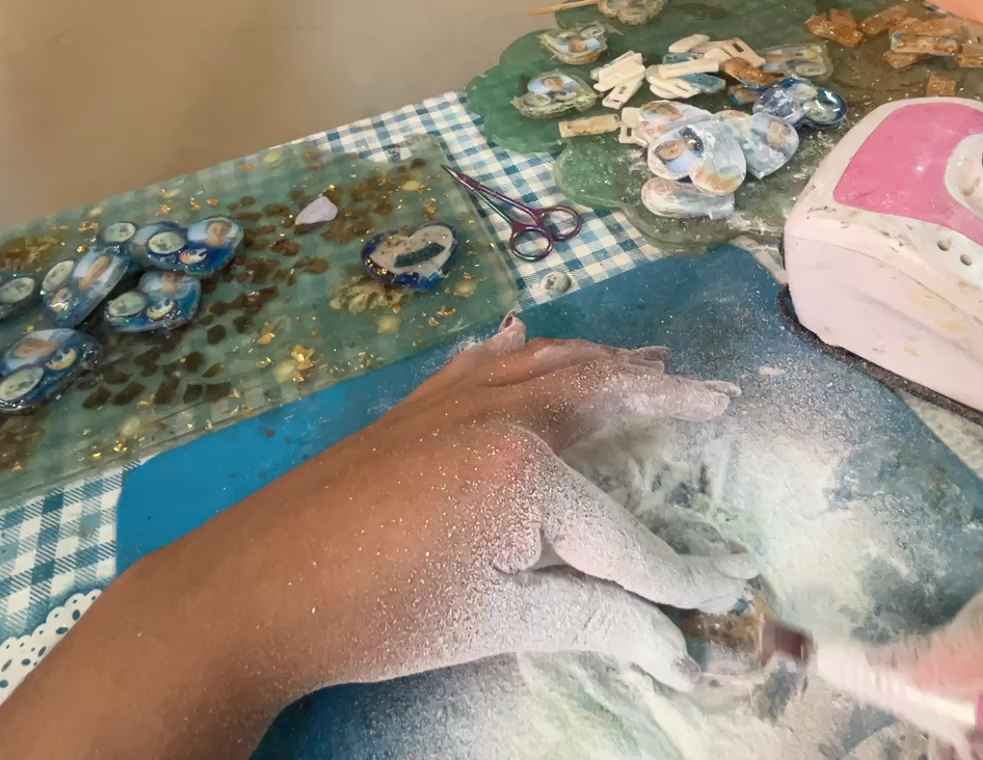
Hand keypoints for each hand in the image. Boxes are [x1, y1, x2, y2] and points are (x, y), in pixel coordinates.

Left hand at [0, 317, 755, 759]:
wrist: (261, 579)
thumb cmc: (385, 611)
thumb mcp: (497, 619)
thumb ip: (594, 620)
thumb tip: (677, 646)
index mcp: (531, 470)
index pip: (624, 535)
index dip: (672, 575)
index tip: (721, 598)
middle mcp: (507, 411)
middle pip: (604, 400)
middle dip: (666, 400)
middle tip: (718, 394)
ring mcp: (462, 395)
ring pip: (553, 364)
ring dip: (605, 362)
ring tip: (648, 362)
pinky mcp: (424, 399)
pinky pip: (488, 358)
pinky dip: (523, 349)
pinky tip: (527, 336)